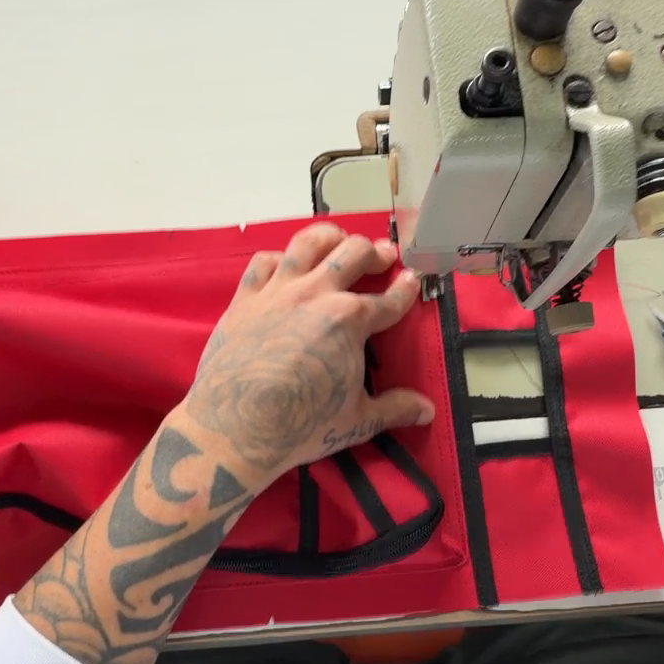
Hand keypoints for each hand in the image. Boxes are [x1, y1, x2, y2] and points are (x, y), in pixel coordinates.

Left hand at [181, 221, 434, 485]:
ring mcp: (278, 291)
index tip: (413, 281)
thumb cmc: (300, 424)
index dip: (406, 289)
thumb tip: (427, 411)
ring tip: (340, 239)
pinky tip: (288, 263)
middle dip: (376, 253)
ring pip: (309, 243)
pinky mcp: (246, 297)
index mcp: (350, 320)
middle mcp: (316, 294)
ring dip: (331, 237)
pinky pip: (265, 261)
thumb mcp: (356, 421)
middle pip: (353, 255)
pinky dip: (281, 257)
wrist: (236, 426)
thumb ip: (394, 409)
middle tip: (384, 257)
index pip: (389, 299)